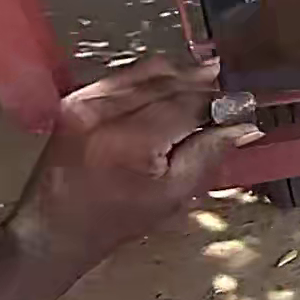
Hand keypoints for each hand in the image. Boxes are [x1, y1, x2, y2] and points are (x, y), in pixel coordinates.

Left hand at [6, 58, 259, 265]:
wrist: (54, 227)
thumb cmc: (118, 220)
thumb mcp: (174, 194)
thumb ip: (208, 152)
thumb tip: (244, 126)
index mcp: (129, 140)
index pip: (187, 104)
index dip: (220, 102)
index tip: (245, 104)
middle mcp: (103, 110)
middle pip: (168, 82)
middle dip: (204, 85)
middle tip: (232, 92)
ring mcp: (85, 99)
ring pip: (147, 72)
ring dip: (182, 75)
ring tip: (210, 81)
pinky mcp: (77, 97)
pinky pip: (125, 76)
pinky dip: (154, 78)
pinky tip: (174, 84)